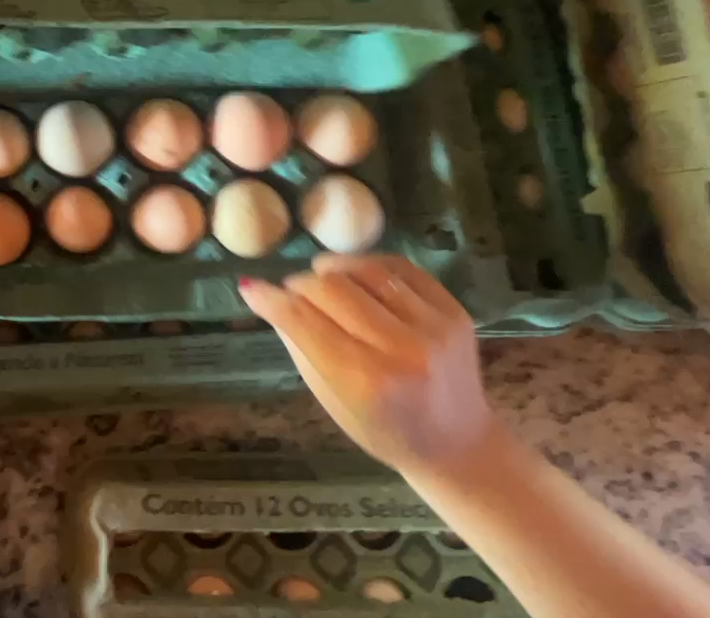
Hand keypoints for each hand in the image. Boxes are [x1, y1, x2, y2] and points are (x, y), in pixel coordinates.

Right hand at [240, 252, 498, 477]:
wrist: (459, 445)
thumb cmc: (383, 430)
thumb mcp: (330, 399)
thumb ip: (298, 344)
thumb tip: (262, 294)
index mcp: (366, 381)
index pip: (303, 321)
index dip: (270, 299)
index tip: (250, 287)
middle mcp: (402, 349)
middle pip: (331, 288)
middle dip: (300, 284)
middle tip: (292, 293)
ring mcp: (433, 327)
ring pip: (364, 269)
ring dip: (332, 269)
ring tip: (322, 279)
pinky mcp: (453, 311)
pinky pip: (399, 266)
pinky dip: (368, 264)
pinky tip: (356, 275)